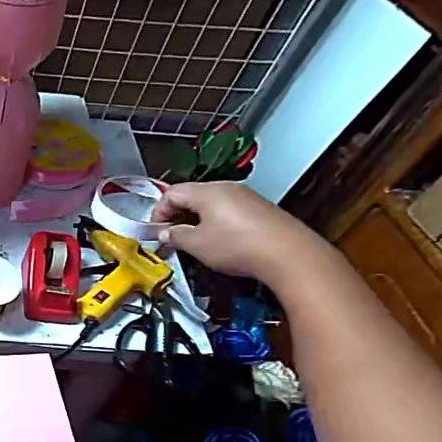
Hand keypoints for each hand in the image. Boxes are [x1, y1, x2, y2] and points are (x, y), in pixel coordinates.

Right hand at [153, 182, 330, 284]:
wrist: (286, 253)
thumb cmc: (241, 245)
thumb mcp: (197, 245)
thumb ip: (176, 237)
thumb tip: (166, 234)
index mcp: (206, 191)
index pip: (172, 193)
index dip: (159, 212)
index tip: (156, 230)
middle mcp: (226, 188)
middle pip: (192, 196)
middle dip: (179, 217)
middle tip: (173, 238)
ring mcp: (245, 198)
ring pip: (212, 205)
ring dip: (199, 222)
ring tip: (197, 244)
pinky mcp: (259, 211)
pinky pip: (230, 213)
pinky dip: (219, 225)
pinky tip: (222, 245)